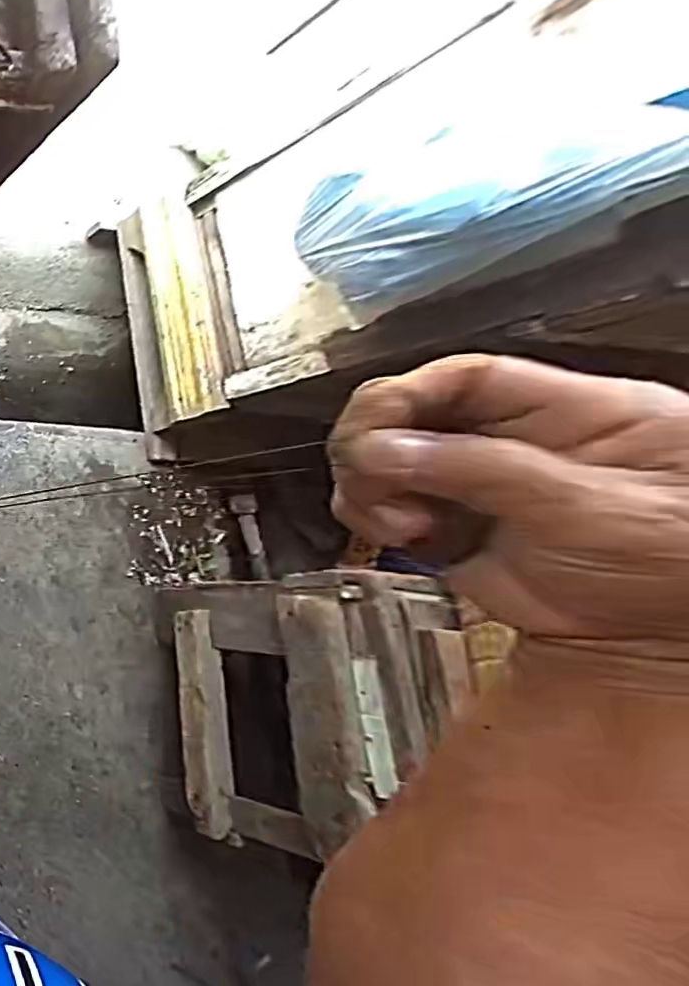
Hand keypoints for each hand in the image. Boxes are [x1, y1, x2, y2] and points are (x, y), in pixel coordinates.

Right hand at [329, 354, 688, 662]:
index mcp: (574, 415)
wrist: (657, 648)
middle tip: (376, 479)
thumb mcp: (592, 509)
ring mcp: (467, 479)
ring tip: (404, 524)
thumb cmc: (676, 576)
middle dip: (373, 449)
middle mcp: (509, 439)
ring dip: (367, 489)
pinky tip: (402, 535)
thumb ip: (483, 469)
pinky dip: (366, 516)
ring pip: (373, 457)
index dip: (407, 396)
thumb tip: (382, 447)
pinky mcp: (436, 516)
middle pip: (401, 413)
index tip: (375, 431)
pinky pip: (369, 498)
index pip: (466, 377)